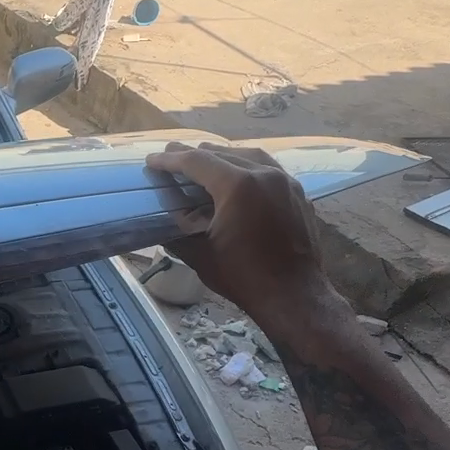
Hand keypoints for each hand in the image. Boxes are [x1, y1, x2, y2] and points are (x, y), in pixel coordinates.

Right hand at [148, 144, 346, 340]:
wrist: (292, 294)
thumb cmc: (242, 276)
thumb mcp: (199, 254)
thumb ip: (178, 232)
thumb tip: (164, 223)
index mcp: (237, 186)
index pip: (197, 162)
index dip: (171, 160)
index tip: (152, 159)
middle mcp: (264, 174)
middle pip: (223, 154)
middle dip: (195, 155)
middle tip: (172, 154)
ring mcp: (285, 182)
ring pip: (250, 156)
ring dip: (223, 156)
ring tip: (205, 159)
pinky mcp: (297, 194)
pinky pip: (269, 169)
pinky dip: (247, 167)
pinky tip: (238, 177)